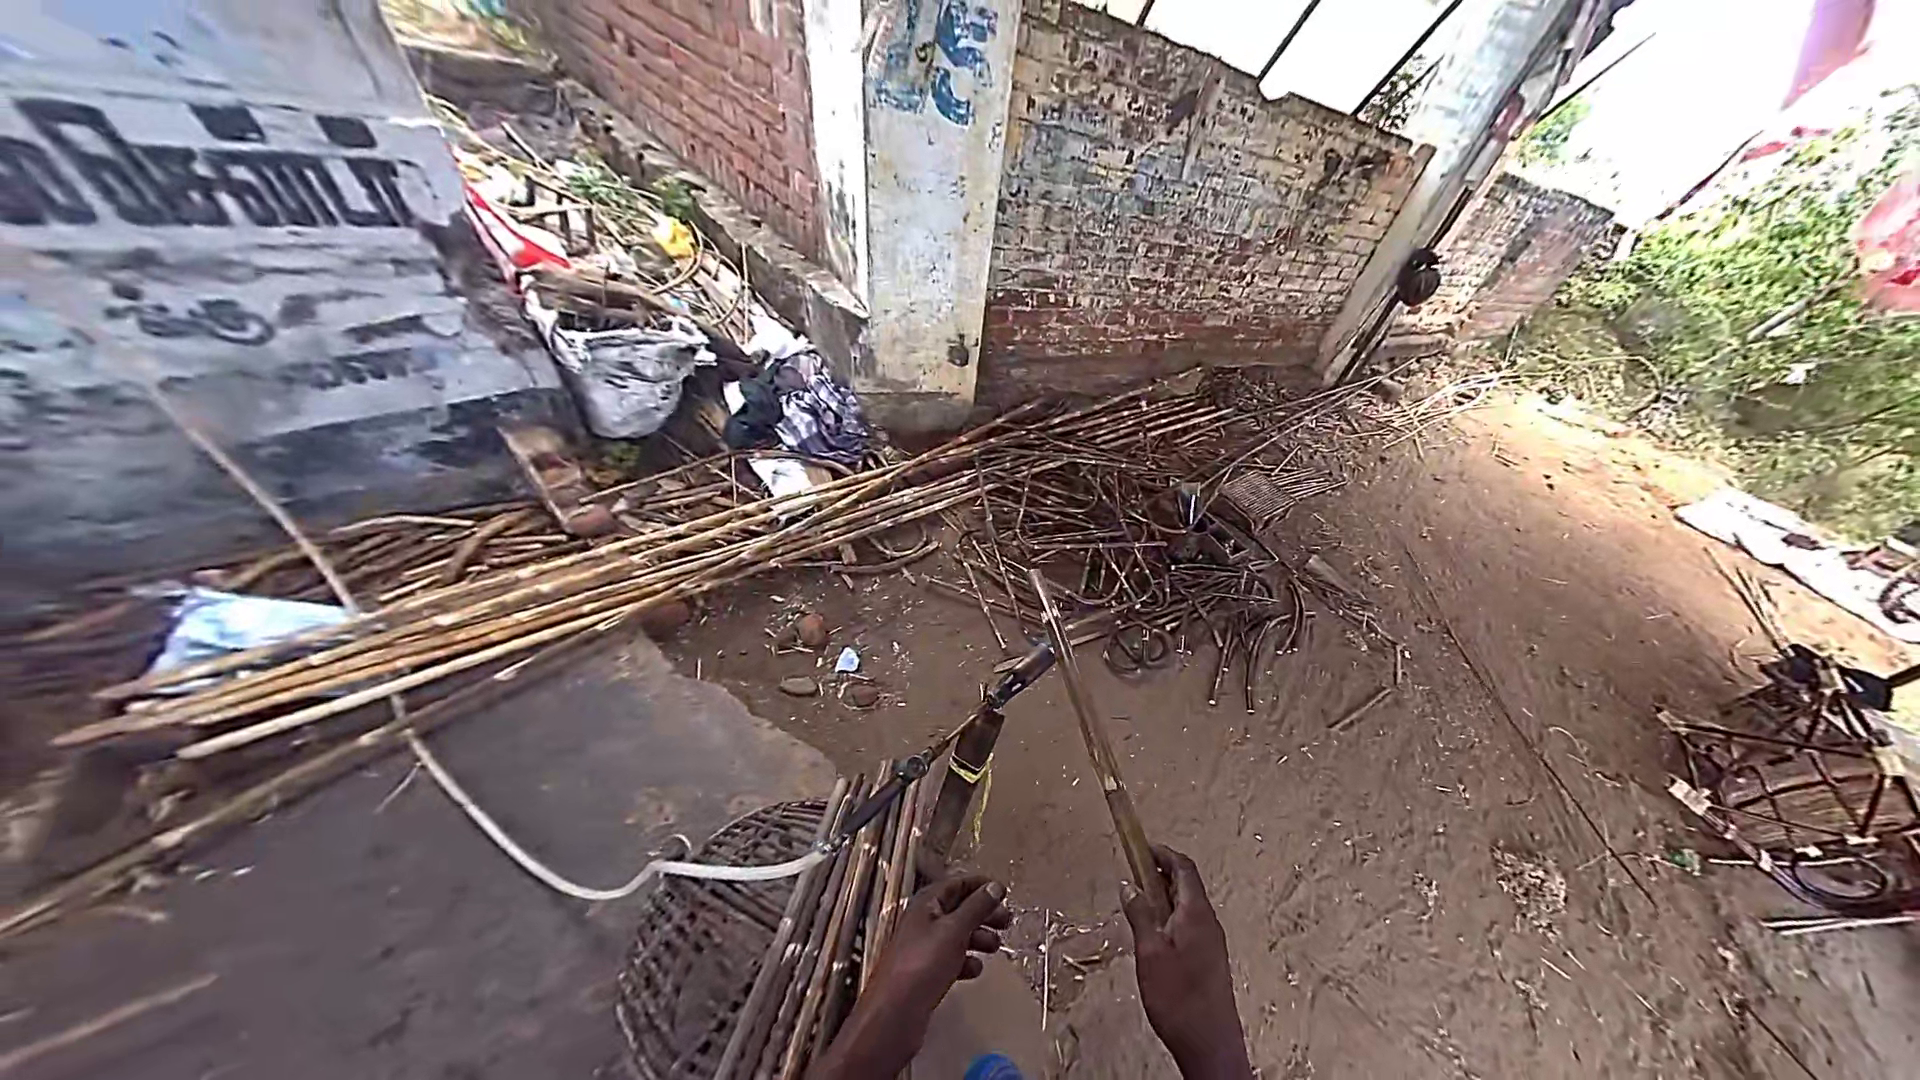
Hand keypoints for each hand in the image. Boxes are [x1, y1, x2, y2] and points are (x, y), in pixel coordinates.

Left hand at [809, 874, 1010, 1078]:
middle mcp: (924, 922)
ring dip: (978, 937)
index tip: (1001, 890)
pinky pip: (951, 959)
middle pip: (959, 909)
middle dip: (983, 913)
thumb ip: (976, 907)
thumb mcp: (954, 930)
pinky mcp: (926, 973)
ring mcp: (924, 948)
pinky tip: (975, 969)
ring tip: (996, 945)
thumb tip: (995, 887)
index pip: (956, 884)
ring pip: (957, 935)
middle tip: (1006, 920)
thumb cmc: (921, 966)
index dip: (979, 886)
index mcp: (927, 904)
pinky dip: (966, 961)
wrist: (895, 1015)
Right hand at [1123, 846, 1251, 1079]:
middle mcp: (1208, 922)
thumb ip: (1139, 914)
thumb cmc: (1177, 997)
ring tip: (1138, 899)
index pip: (1184, 868)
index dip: (1163, 853)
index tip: (1140, 846)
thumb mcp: (1149, 952)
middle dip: (1161, 871)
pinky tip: (1153, 930)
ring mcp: (1212, 942)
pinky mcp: (1210, 959)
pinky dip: (1170, 913)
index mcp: (1196, 913)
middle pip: (1187, 883)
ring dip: (1164, 893)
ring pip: (1188, 904)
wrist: (1210, 1048)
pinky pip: (1190, 922)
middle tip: (1133, 870)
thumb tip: (1128, 884)